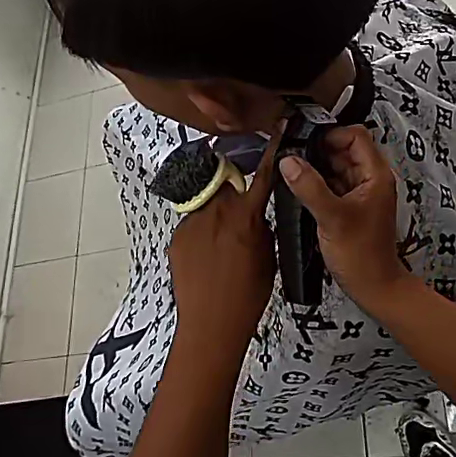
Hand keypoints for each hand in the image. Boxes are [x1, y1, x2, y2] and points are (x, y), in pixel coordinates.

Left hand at [169, 133, 279, 345]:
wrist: (211, 325)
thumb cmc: (249, 294)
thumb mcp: (268, 255)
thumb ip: (262, 226)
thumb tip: (257, 215)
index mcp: (245, 216)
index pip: (262, 174)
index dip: (272, 151)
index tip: (279, 131)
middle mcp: (215, 212)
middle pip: (227, 183)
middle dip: (235, 187)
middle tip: (245, 206)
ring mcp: (191, 224)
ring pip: (210, 204)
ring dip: (220, 213)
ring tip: (227, 241)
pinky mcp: (176, 238)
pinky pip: (195, 224)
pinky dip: (205, 232)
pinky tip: (211, 255)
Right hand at [278, 126, 410, 305]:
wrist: (372, 285)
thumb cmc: (364, 256)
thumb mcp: (332, 218)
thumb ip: (310, 187)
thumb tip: (290, 162)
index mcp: (376, 175)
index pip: (356, 136)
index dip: (331, 135)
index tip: (307, 143)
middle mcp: (371, 180)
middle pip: (343, 149)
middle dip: (318, 151)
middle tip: (295, 159)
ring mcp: (360, 193)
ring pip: (335, 167)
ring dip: (316, 169)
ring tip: (296, 176)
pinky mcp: (349, 206)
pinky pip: (332, 184)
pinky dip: (317, 184)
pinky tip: (302, 191)